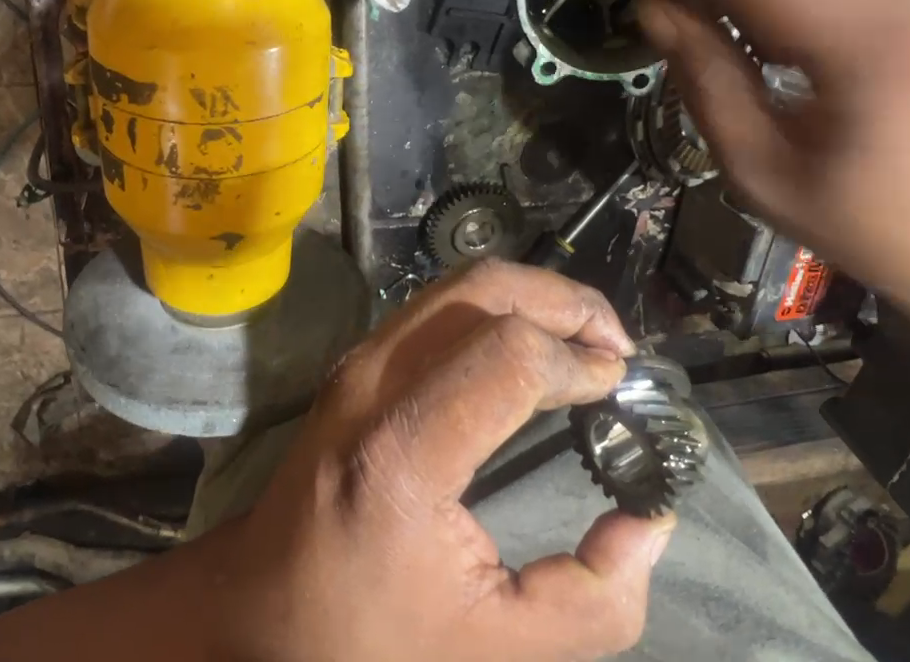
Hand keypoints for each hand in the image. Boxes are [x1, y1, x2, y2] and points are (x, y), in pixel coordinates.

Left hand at [205, 261, 674, 661]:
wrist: (260, 599)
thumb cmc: (365, 633)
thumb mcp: (492, 646)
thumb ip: (592, 601)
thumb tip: (649, 521)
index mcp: (399, 454)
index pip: (507, 354)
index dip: (577, 360)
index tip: (615, 389)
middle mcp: (372, 383)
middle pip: (484, 289)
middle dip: (566, 303)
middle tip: (617, 350)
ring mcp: (357, 361)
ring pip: (460, 284)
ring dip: (533, 299)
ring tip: (585, 347)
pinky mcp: (356, 360)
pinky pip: (439, 304)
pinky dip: (498, 310)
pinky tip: (531, 351)